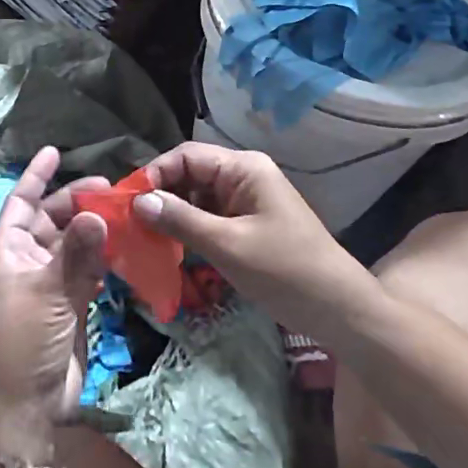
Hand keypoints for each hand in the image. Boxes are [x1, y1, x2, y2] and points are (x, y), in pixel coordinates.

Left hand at [0, 147, 108, 456]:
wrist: (29, 404)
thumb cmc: (24, 341)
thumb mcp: (47, 292)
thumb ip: (75, 253)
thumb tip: (99, 215)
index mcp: (8, 250)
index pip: (21, 202)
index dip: (35, 175)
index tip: (55, 151)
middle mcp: (27, 261)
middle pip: (52, 219)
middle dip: (76, 201)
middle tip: (112, 190)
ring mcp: (49, 283)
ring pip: (73, 244)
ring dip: (94, 229)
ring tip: (124, 213)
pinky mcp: (71, 303)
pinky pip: (88, 270)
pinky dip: (104, 257)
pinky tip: (125, 246)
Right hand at [131, 142, 375, 333]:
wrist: (339, 311)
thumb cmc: (286, 272)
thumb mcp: (227, 246)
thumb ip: (180, 220)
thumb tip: (138, 201)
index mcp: (244, 169)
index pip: (185, 156)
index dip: (155, 174)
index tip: (128, 203)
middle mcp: (243, 177)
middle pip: (188, 175)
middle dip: (160, 196)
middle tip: (131, 223)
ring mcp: (246, 201)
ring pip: (195, 198)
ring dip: (171, 215)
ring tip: (145, 238)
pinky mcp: (246, 224)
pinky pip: (207, 217)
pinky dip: (187, 229)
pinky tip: (170, 248)